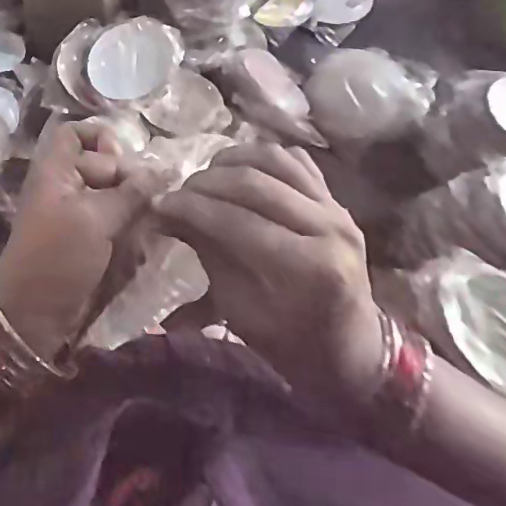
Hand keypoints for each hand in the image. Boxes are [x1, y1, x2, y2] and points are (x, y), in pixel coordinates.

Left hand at [0, 120, 144, 354]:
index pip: (74, 133)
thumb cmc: (57, 255)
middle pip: (102, 166)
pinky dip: (129, 232)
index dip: (100, 137)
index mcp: (54, 170)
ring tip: (149, 226)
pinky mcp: (86, 240)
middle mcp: (64, 186)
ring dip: (133, 211)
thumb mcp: (95, 219)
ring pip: (114, 197)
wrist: (32, 311)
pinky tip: (141, 248)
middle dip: (128, 181)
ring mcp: (75, 214)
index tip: (123, 159)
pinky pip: (114, 224)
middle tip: (150, 203)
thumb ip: (130, 193)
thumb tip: (163, 170)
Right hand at [154, 143, 385, 414]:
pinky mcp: (336, 198)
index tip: (157, 205)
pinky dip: (258, 157)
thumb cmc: (287, 339)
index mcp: (311, 267)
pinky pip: (294, 160)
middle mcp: (330, 229)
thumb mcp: (236, 307)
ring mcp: (337, 208)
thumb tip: (165, 215)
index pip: (237, 220)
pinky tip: (236, 170)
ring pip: (274, 160)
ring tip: (204, 177)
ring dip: (230, 162)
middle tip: (175, 193)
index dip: (190, 208)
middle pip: (254, 183)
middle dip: (203, 183)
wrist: (348, 347)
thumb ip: (206, 254)